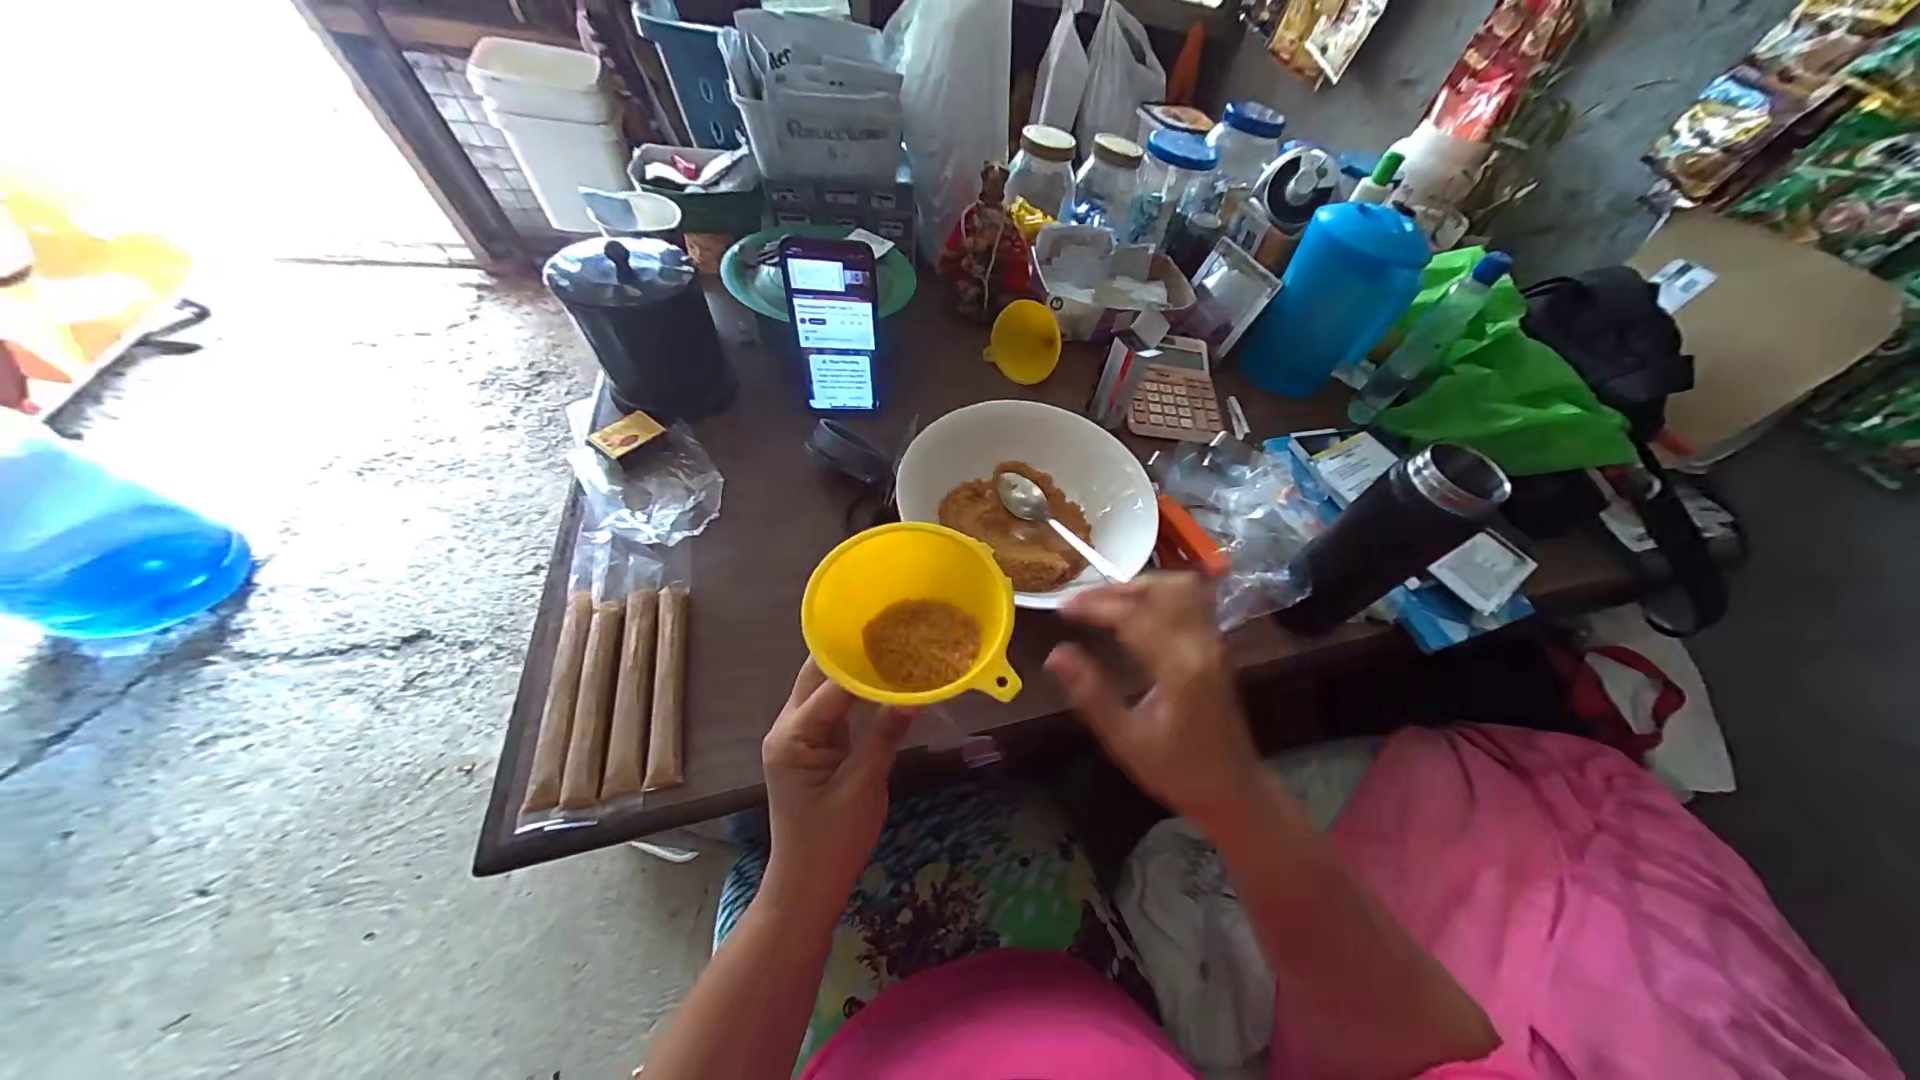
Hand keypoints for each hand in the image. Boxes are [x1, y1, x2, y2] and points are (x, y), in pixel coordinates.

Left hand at [761, 659, 913, 911]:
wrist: (807, 885)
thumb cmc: (832, 841)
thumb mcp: (863, 787)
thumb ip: (884, 736)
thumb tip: (914, 696)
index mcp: (792, 737)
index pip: (829, 688)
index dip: (862, 664)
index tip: (896, 640)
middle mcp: (787, 729)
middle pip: (816, 678)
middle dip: (850, 654)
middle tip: (890, 631)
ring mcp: (797, 737)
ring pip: (823, 690)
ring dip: (852, 671)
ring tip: (890, 649)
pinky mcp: (811, 747)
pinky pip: (832, 709)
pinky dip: (854, 694)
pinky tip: (880, 683)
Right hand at [1045, 574, 1262, 825]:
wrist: (1233, 790)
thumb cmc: (1177, 771)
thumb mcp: (1125, 739)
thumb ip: (1090, 693)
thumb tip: (1055, 654)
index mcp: (1180, 668)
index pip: (1133, 616)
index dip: (1094, 605)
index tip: (1061, 608)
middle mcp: (1202, 645)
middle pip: (1162, 590)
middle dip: (1116, 589)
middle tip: (1081, 603)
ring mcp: (1214, 642)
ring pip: (1181, 588)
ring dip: (1140, 586)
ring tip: (1105, 603)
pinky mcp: (1216, 645)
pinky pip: (1190, 601)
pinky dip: (1158, 595)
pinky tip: (1134, 611)